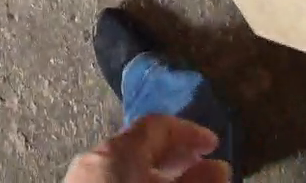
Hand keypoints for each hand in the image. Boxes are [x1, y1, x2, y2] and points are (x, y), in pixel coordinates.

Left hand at [64, 115, 230, 182]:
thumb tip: (219, 171)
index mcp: (115, 153)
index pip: (154, 127)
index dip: (187, 132)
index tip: (214, 144)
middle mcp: (97, 162)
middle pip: (142, 151)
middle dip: (179, 161)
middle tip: (213, 172)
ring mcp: (87, 182)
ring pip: (131, 174)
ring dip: (164, 181)